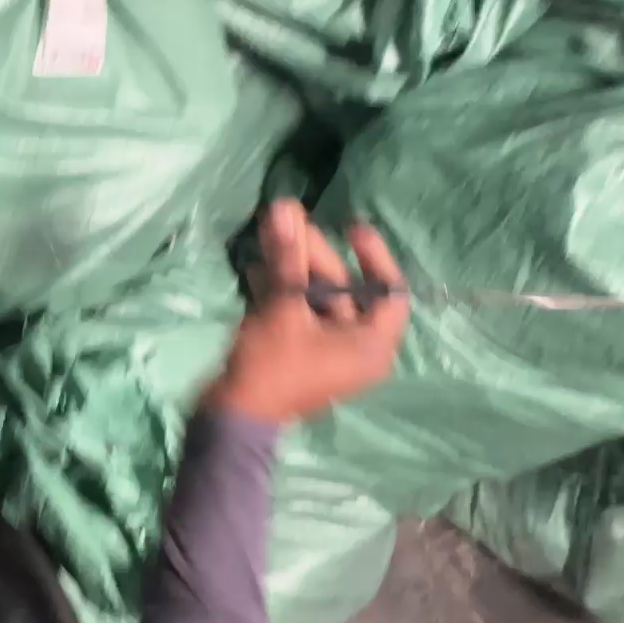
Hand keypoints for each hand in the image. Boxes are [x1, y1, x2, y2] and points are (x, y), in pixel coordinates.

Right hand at [204, 199, 408, 423]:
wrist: (233, 416)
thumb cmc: (272, 366)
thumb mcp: (283, 308)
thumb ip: (287, 258)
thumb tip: (283, 206)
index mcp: (370, 344)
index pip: (390, 291)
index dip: (374, 255)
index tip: (349, 227)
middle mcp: (352, 346)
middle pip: (343, 289)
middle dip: (314, 254)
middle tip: (289, 222)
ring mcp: (321, 349)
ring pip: (313, 297)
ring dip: (291, 267)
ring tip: (269, 234)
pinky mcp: (293, 351)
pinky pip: (294, 311)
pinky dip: (279, 289)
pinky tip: (255, 265)